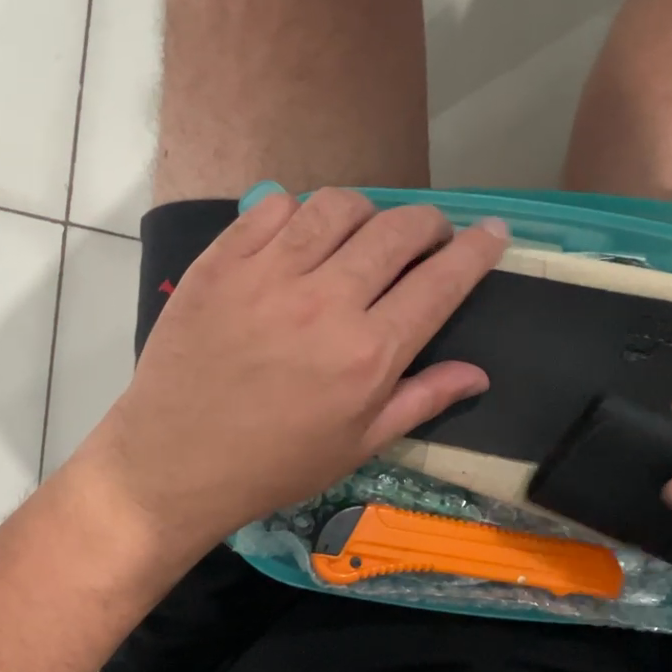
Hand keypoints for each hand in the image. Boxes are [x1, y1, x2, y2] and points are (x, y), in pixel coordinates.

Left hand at [74, 188, 509, 545]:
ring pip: (338, 207)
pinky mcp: (222, 261)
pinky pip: (274, 207)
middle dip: (429, 224)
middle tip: (430, 236)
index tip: (494, 233)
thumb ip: (421, 400)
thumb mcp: (358, 445)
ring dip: (368, 212)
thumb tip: (479, 374)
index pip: (441, 281)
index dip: (476, 250)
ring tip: (366, 233)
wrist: (176, 461)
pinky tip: (301, 237)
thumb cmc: (275, 464)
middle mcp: (327, 301)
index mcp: (369, 353)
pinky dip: (300, 211)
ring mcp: (270, 274)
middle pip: (398, 231)